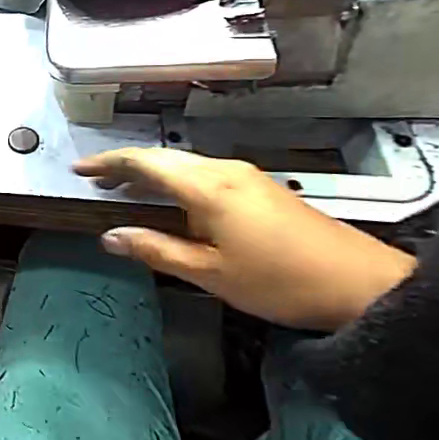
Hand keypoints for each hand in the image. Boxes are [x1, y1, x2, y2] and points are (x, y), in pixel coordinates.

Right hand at [73, 148, 415, 330]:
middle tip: (95, 181)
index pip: (145, 162)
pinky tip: (171, 200)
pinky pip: (204, 173)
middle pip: (164, 157)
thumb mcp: (209, 273)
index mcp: (207, 186)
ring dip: (151, 173)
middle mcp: (224, 170)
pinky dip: (176, 181)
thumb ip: (156, 250)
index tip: (80, 169)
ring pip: (185, 164)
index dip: (108, 163)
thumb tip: (110, 237)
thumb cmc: (279, 281)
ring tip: (124, 190)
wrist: (358, 282)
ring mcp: (246, 176)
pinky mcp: (259, 187)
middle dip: (126, 166)